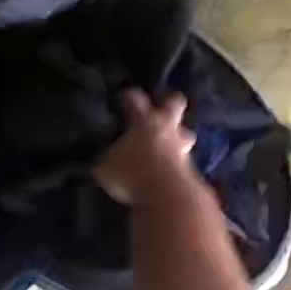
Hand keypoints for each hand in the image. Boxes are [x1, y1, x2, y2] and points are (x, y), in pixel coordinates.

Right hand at [91, 88, 196, 203]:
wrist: (166, 194)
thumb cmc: (131, 173)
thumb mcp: (104, 167)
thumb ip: (105, 158)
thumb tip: (101, 158)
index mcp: (143, 122)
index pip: (135, 99)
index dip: (128, 95)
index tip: (123, 95)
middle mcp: (166, 128)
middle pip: (174, 103)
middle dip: (168, 101)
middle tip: (160, 105)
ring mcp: (180, 146)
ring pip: (184, 133)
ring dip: (177, 135)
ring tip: (167, 141)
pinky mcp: (189, 166)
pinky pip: (181, 157)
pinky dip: (174, 159)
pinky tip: (164, 167)